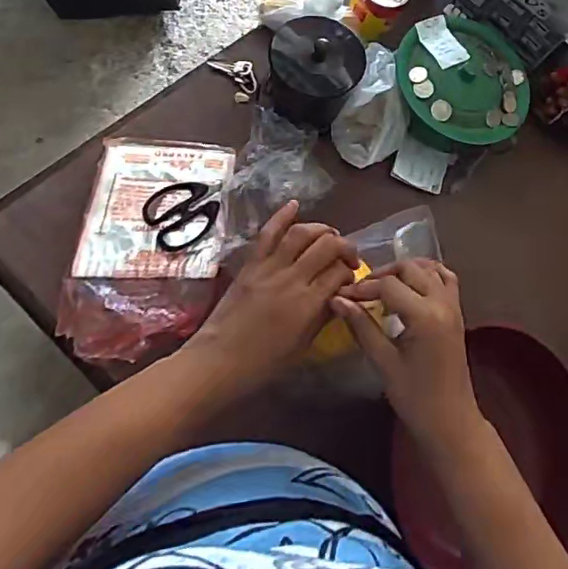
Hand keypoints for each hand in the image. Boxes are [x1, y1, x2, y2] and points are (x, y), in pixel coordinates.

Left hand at [184, 201, 359, 389]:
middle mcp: (291, 280)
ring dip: (321, 229)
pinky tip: (295, 204)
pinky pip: (268, 233)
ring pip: (301, 233)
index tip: (350, 278)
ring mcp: (269, 268)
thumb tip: (339, 296)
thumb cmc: (262, 364)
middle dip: (344, 246)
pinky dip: (282, 215)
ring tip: (330, 235)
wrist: (217, 362)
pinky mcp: (251, 264)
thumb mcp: (302, 346)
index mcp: (307, 305)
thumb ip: (322, 317)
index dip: (350, 272)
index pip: (339, 273)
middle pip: (327, 246)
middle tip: (347, 256)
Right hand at [332, 259, 480, 446]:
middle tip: (361, 291)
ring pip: (428, 269)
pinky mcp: (457, 313)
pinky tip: (410, 284)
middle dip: (382, 274)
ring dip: (404, 271)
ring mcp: (453, 306)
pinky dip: (427, 273)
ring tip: (382, 286)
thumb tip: (338, 301)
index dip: (363, 287)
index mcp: (424, 315)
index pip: (388, 285)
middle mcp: (442, 303)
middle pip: (409, 268)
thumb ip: (362, 326)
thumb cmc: (415, 398)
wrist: (451, 423)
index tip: (342, 295)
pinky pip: (445, 279)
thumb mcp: (384, 362)